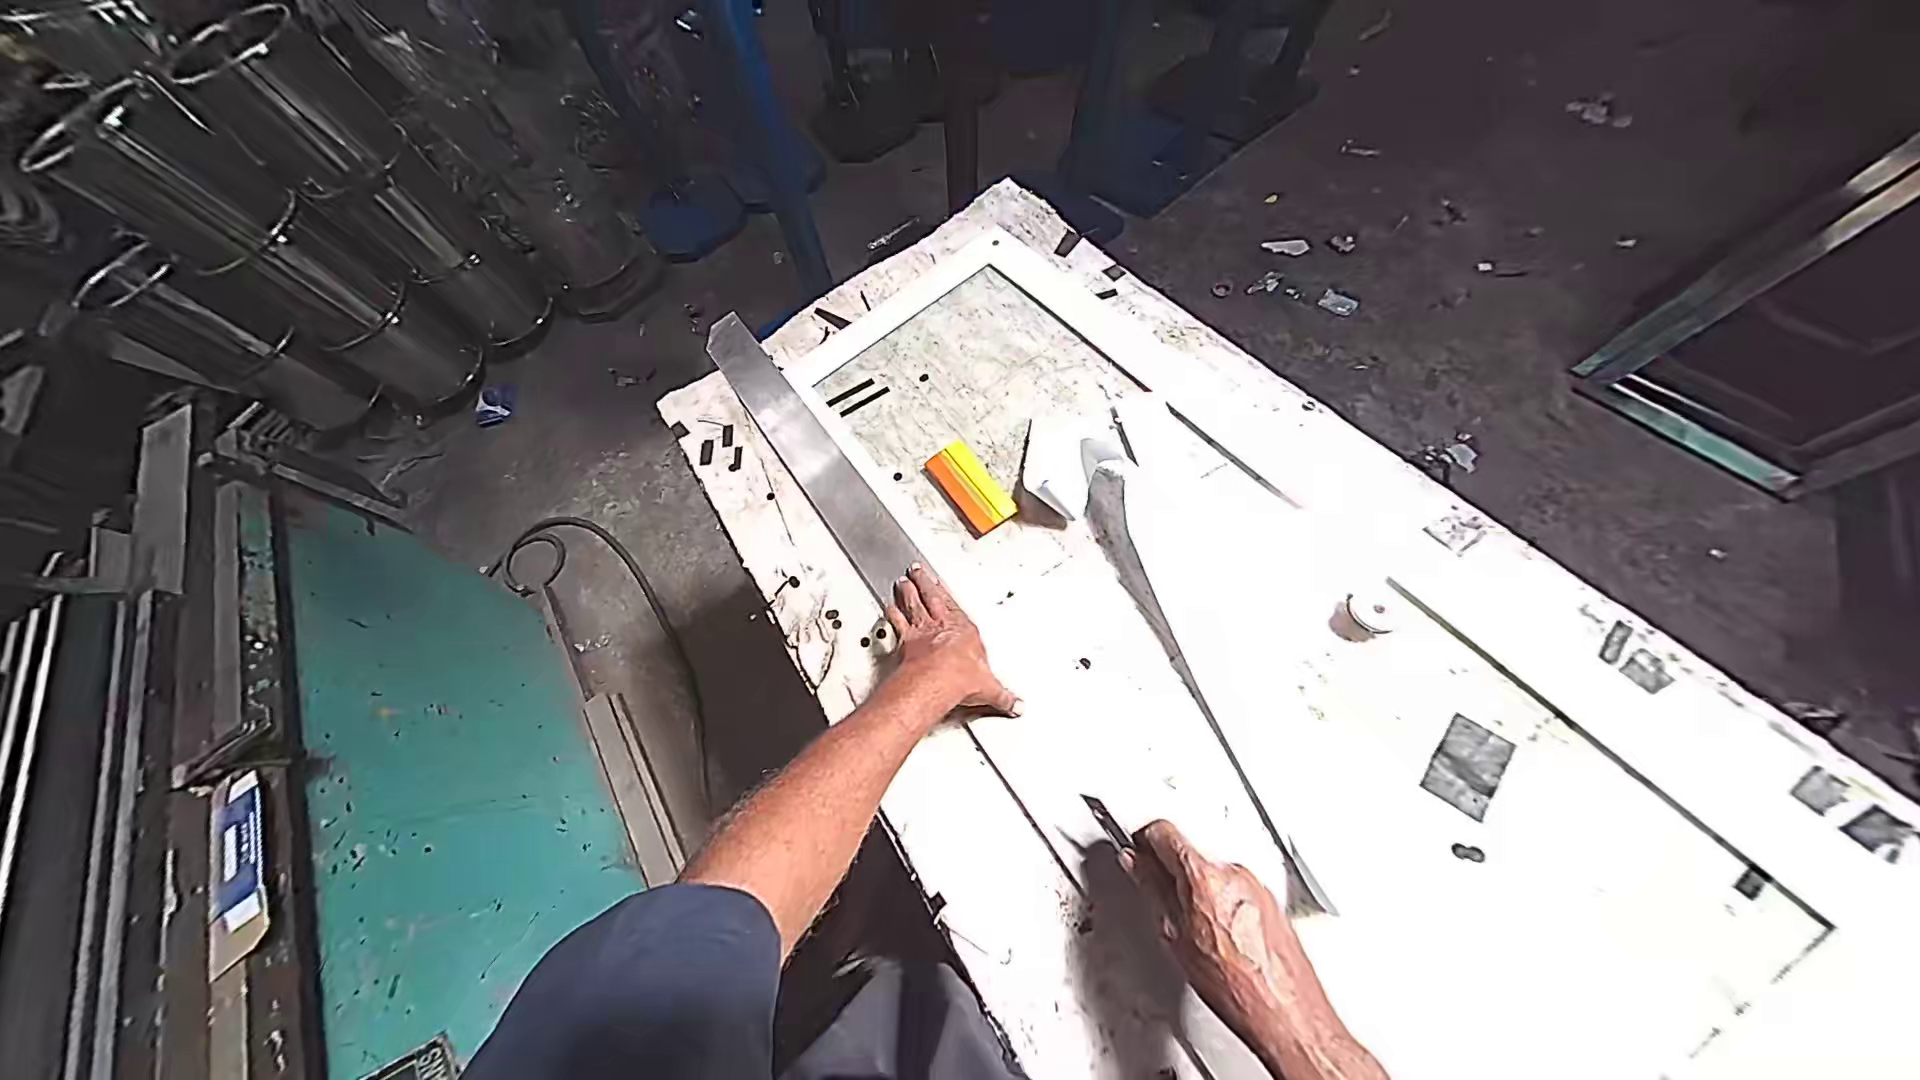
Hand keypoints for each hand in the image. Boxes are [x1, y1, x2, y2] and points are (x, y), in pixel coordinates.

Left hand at [885, 563, 1019, 716]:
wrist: (937, 681)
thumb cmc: (960, 677)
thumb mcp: (989, 688)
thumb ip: (1003, 696)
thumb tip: (1016, 706)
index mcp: (964, 630)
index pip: (954, 605)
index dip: (945, 593)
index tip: (940, 583)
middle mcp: (942, 626)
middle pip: (931, 597)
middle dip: (924, 583)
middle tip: (916, 570)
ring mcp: (923, 631)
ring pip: (913, 604)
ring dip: (907, 592)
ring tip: (902, 581)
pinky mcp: (907, 641)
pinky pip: (898, 622)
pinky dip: (891, 613)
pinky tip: (887, 606)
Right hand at [1121, 820, 1297, 1041]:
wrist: (1287, 1017)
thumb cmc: (1237, 989)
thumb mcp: (1176, 938)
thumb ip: (1152, 888)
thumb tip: (1136, 863)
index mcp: (1203, 876)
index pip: (1163, 831)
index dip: (1143, 839)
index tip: (1137, 851)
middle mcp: (1232, 871)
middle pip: (1188, 848)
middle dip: (1171, 866)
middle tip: (1162, 894)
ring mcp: (1255, 882)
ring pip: (1211, 867)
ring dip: (1198, 883)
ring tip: (1196, 923)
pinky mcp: (1270, 897)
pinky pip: (1235, 883)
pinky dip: (1222, 896)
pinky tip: (1221, 930)